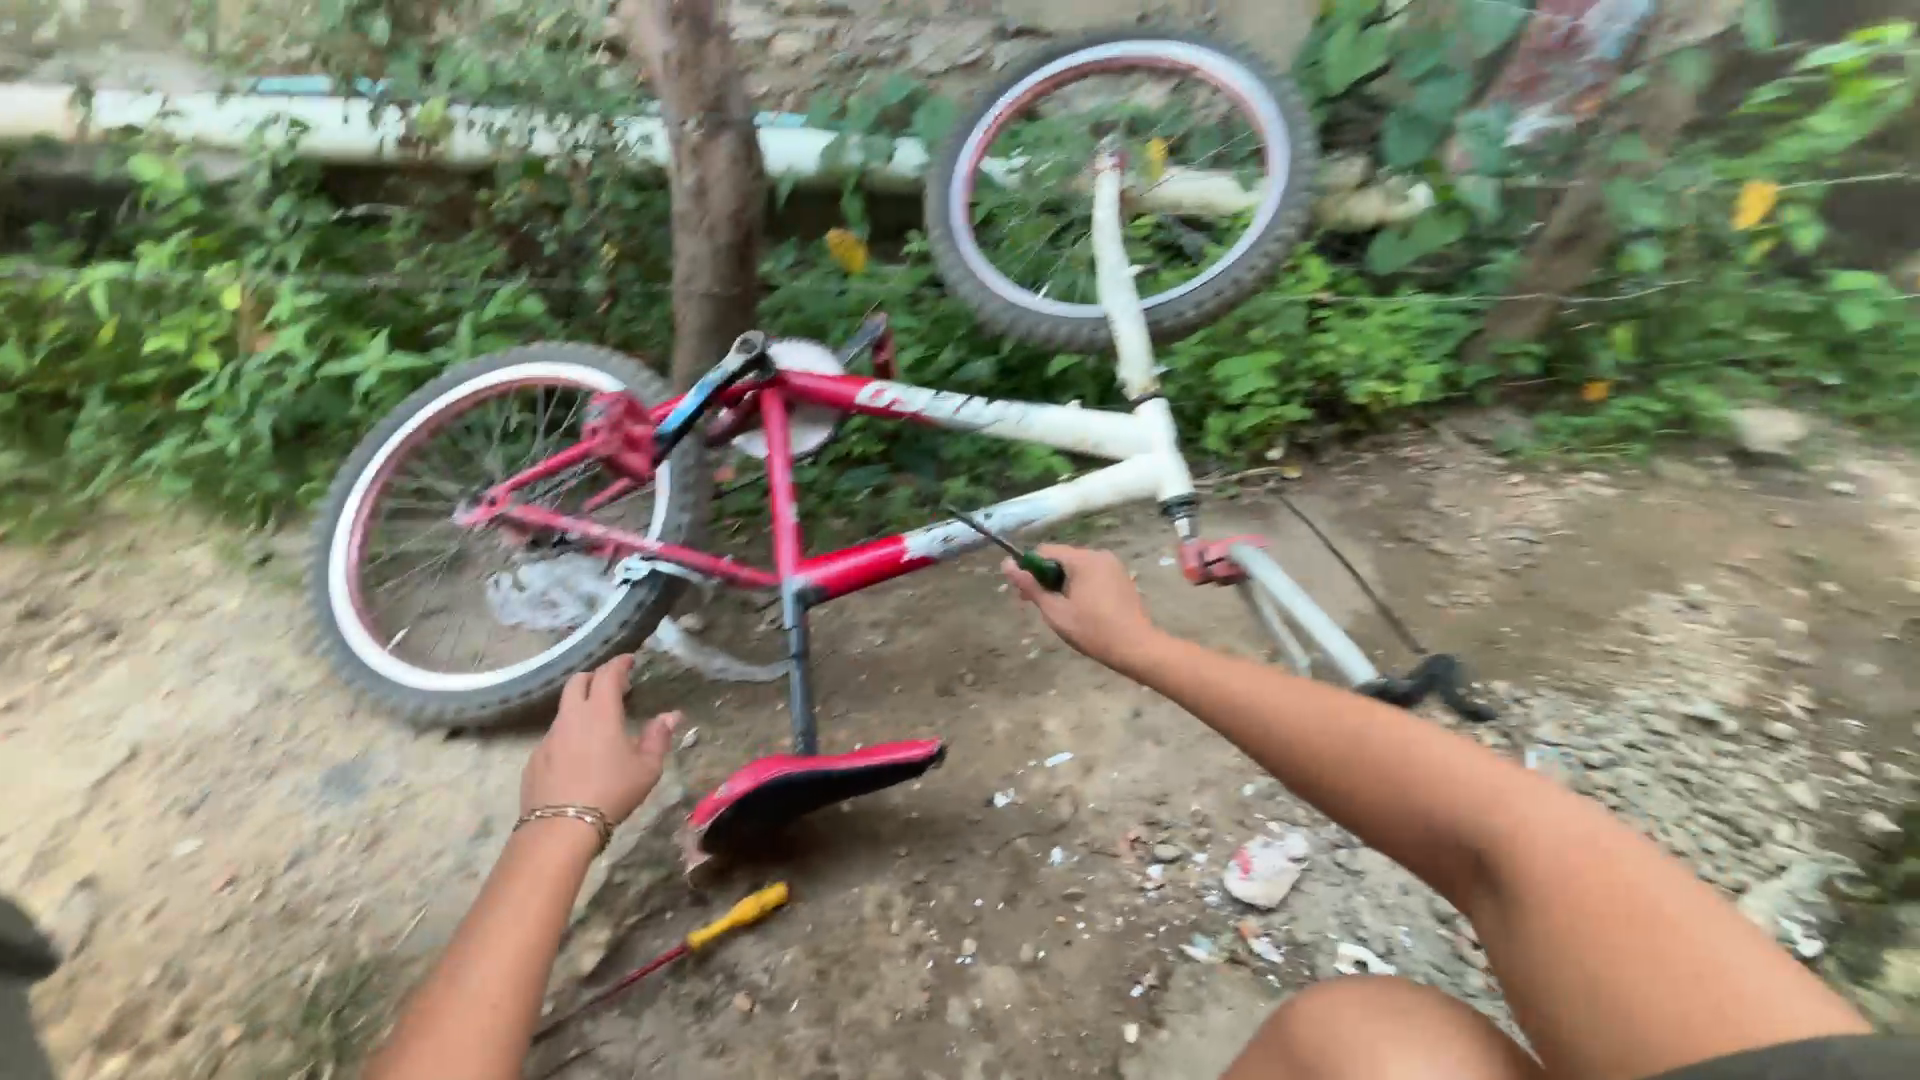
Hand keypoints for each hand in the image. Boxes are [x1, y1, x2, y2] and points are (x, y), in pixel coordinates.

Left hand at [520, 654, 678, 824]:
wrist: (560, 829)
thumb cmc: (611, 792)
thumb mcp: (647, 768)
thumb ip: (658, 737)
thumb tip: (670, 716)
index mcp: (599, 713)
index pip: (607, 674)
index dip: (619, 663)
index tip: (629, 660)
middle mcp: (570, 718)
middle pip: (577, 682)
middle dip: (595, 677)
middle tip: (613, 686)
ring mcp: (548, 738)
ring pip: (564, 710)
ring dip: (581, 707)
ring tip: (598, 724)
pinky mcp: (534, 759)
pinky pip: (554, 737)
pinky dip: (569, 734)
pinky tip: (579, 756)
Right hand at [1003, 545, 1160, 669]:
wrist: (1137, 648)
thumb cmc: (1093, 631)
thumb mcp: (1055, 611)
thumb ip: (1031, 587)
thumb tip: (1006, 565)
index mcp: (1083, 559)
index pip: (1045, 551)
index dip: (1028, 568)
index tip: (1022, 592)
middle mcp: (1099, 555)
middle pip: (1061, 558)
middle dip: (1045, 577)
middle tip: (1037, 605)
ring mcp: (1113, 565)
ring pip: (1076, 568)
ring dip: (1062, 584)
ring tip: (1060, 611)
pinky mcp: (1121, 577)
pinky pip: (1091, 574)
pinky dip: (1079, 586)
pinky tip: (1080, 609)